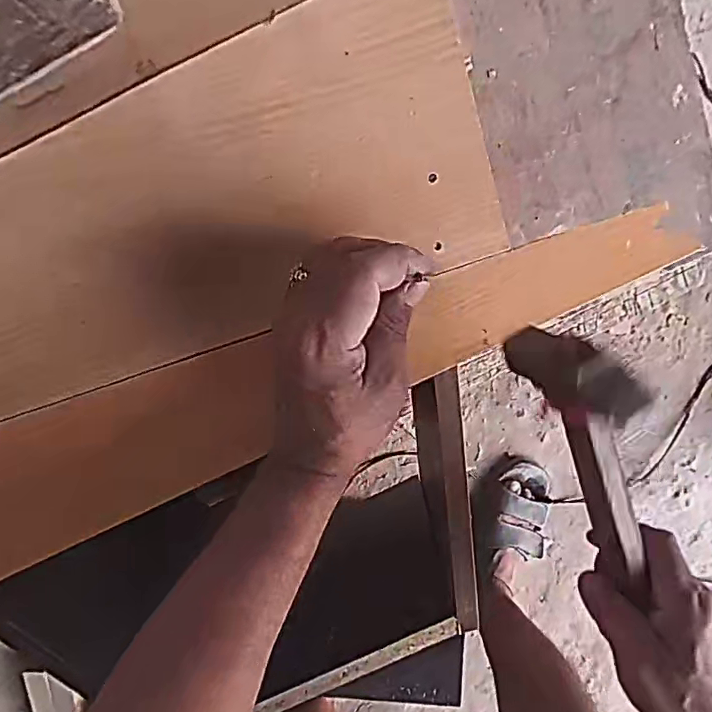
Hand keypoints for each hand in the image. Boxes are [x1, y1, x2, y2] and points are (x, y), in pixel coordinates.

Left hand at [269, 238, 435, 480]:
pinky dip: (344, 271)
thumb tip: (412, 283)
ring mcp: (287, 319)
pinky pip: (314, 275)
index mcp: (326, 337)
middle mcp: (299, 320)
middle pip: (342, 256)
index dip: (399, 260)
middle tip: (414, 277)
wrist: (307, 455)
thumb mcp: (388, 383)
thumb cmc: (348, 431)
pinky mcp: (286, 323)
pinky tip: (367, 292)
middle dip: (384, 256)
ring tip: (394, 283)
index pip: (362, 269)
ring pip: (325, 258)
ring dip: (363, 259)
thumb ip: (395, 325)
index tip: (425, 270)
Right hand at [578, 526, 711, 711]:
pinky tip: (630, 624)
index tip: (599, 537)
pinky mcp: (695, 621)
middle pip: (655, 556)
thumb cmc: (680, 696)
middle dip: (621, 563)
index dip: (624, 533)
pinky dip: (641, 599)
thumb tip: (591, 579)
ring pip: (658, 576)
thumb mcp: (633, 652)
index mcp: (683, 597)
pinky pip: (663, 594)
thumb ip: (610, 610)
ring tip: (615, 613)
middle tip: (601, 587)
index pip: (657, 541)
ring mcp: (699, 608)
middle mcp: (697, 596)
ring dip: (630, 584)